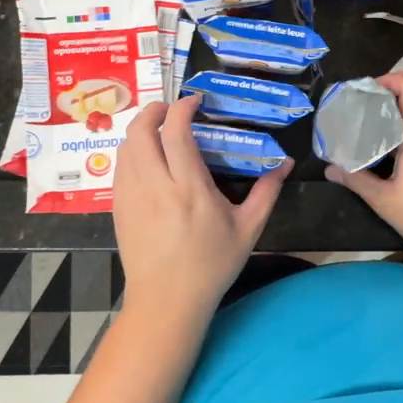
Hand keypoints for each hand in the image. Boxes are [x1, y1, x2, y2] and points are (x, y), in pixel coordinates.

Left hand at [114, 96, 290, 321]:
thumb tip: (285, 163)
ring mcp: (131, 196)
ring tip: (159, 130)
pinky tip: (147, 159)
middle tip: (171, 109)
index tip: (195, 101)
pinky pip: (120, 167)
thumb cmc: (211, 266)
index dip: (182, 107)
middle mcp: (155, 186)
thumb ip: (266, 193)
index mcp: (189, 189)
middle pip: (140, 130)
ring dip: (141, 129)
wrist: (166, 301)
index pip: (175, 131)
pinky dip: (132, 152)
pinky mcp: (118, 207)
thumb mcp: (247, 230)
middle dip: (154, 110)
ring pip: (126, 146)